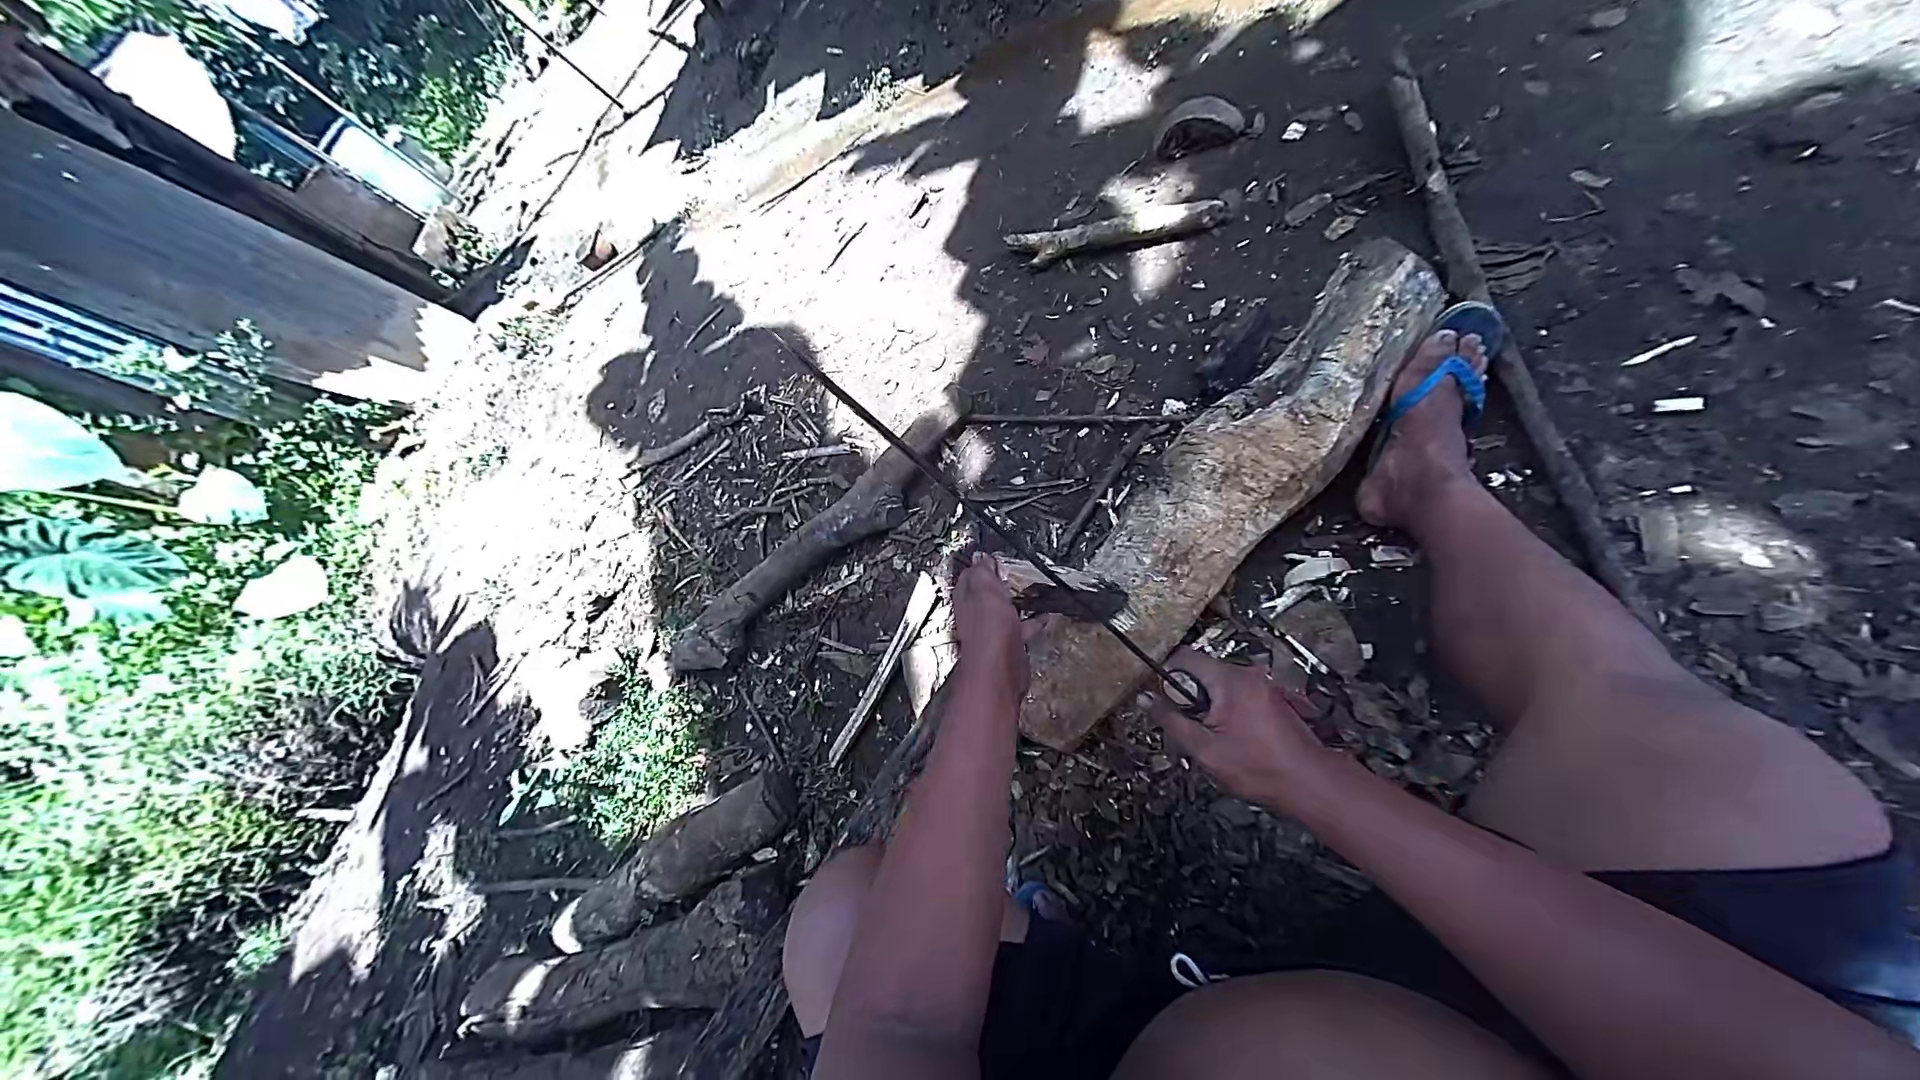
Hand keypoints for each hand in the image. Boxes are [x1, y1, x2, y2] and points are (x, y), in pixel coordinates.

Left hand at [953, 553, 1030, 702]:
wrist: (999, 670)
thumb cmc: (989, 630)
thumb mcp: (984, 589)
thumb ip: (983, 572)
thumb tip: (981, 558)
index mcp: (967, 597)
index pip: (969, 575)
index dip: (980, 564)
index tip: (990, 556)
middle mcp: (976, 614)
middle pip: (985, 593)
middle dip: (995, 582)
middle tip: (1006, 571)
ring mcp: (992, 630)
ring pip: (1002, 609)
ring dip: (1013, 600)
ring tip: (1028, 590)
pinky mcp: (1009, 643)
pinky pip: (1021, 627)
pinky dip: (1033, 620)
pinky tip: (1044, 616)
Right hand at [1142, 648, 1336, 813]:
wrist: (1311, 784)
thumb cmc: (1260, 769)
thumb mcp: (1204, 748)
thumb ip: (1171, 719)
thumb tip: (1146, 699)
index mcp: (1230, 680)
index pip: (1184, 657)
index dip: (1167, 675)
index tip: (1163, 698)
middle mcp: (1248, 674)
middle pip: (1201, 669)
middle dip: (1189, 693)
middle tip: (1190, 724)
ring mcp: (1263, 684)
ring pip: (1218, 682)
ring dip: (1208, 702)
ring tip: (1213, 735)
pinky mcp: (1272, 695)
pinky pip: (1236, 691)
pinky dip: (1227, 707)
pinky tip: (1233, 736)